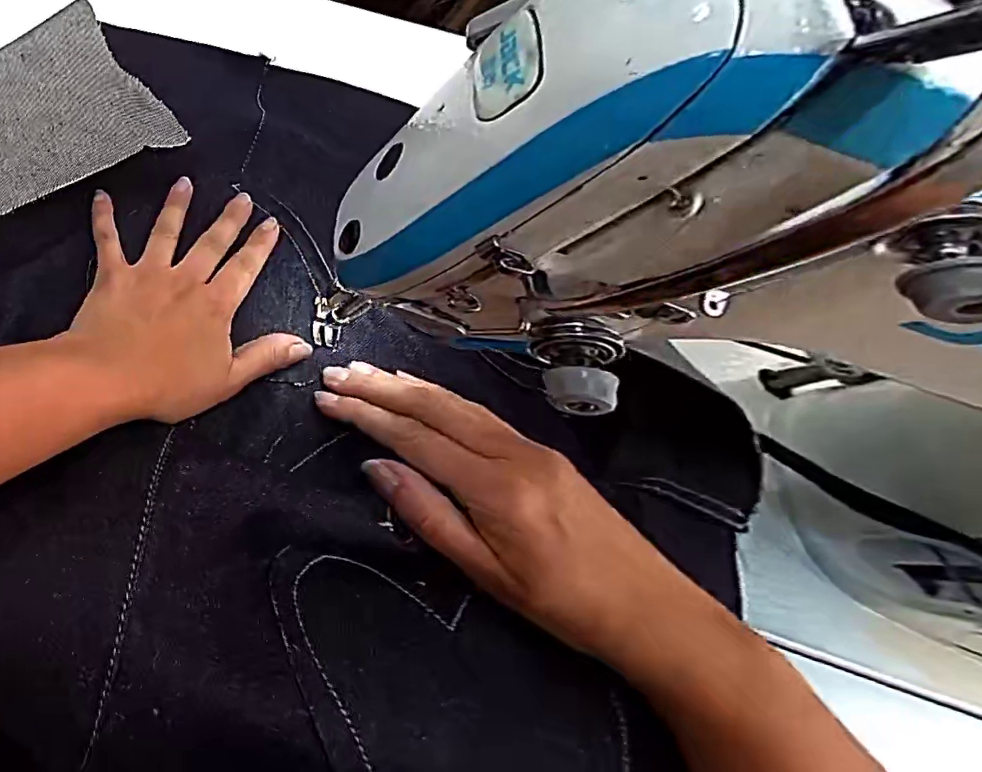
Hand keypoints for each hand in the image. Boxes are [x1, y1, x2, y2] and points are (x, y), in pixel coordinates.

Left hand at [63, 177, 312, 423]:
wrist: (108, 379)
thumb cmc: (163, 384)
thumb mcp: (226, 380)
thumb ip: (264, 357)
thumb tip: (299, 346)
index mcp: (213, 305)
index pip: (244, 267)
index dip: (260, 245)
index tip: (270, 225)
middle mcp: (184, 281)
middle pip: (212, 242)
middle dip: (229, 218)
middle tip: (240, 198)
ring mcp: (148, 274)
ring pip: (166, 231)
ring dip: (177, 205)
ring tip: (185, 184)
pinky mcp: (114, 276)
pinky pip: (109, 240)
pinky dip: (104, 218)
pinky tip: (102, 198)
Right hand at [313, 363, 736, 673]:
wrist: (651, 608)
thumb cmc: (565, 603)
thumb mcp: (486, 573)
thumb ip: (428, 515)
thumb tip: (377, 467)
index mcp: (496, 487)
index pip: (415, 437)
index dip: (367, 415)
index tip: (330, 400)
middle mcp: (511, 452)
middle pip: (432, 406)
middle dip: (378, 387)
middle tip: (336, 373)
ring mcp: (528, 444)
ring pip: (454, 401)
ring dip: (405, 383)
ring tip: (366, 373)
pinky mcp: (538, 447)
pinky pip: (476, 410)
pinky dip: (438, 395)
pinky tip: (420, 389)